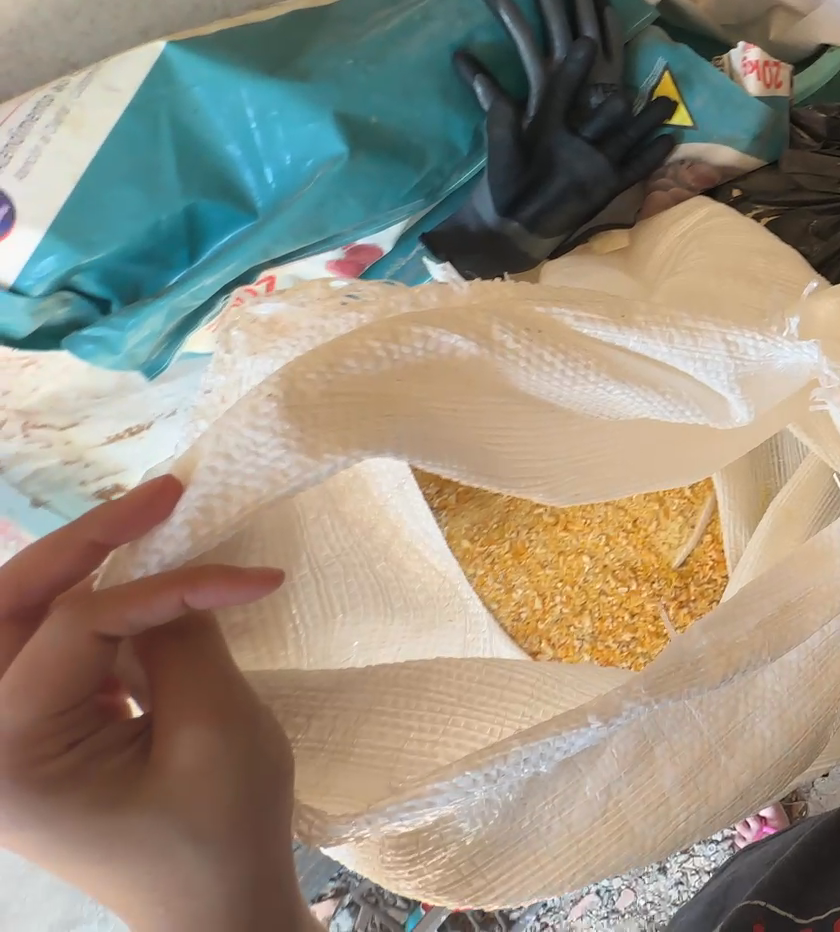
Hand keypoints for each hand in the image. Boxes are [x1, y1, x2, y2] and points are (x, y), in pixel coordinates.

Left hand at [0, 477, 310, 931]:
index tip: (267, 578)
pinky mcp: (39, 734)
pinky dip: (95, 608)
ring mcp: (2, 740)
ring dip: (78, 569)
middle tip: (162, 495)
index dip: (175, 587)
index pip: (79, 630)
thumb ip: (187, 647)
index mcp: (2, 756)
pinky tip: (149, 590)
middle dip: (79, 545)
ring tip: (149, 522)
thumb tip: (184, 581)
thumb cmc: (220, 827)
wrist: (213, 899)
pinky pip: (51, 652)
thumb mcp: (217, 731)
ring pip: (15, 625)